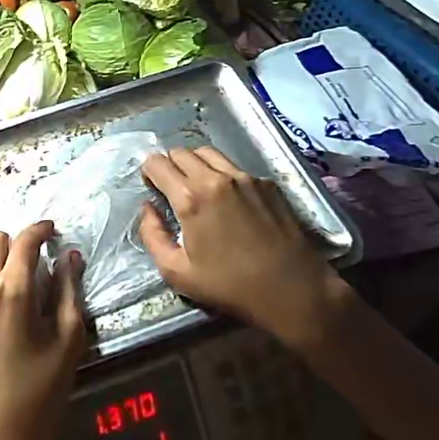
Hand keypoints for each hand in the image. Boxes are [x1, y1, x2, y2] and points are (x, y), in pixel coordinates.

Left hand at [0, 222, 85, 439]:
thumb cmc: (43, 388)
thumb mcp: (69, 337)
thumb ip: (70, 289)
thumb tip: (70, 257)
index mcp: (13, 288)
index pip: (24, 240)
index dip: (41, 229)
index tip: (53, 230)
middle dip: (17, 244)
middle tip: (39, 261)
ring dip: (2, 268)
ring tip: (24, 294)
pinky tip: (4, 321)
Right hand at [138, 147, 339, 343]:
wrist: (290, 287)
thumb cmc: (230, 285)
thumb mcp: (178, 273)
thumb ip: (153, 236)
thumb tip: (148, 209)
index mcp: (190, 198)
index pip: (158, 163)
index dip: (149, 170)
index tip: (151, 183)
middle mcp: (216, 178)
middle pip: (182, 152)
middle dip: (171, 164)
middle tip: (172, 186)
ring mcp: (244, 177)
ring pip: (209, 153)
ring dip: (196, 163)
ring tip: (198, 186)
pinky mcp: (266, 182)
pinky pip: (234, 167)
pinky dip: (223, 174)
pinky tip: (229, 199)